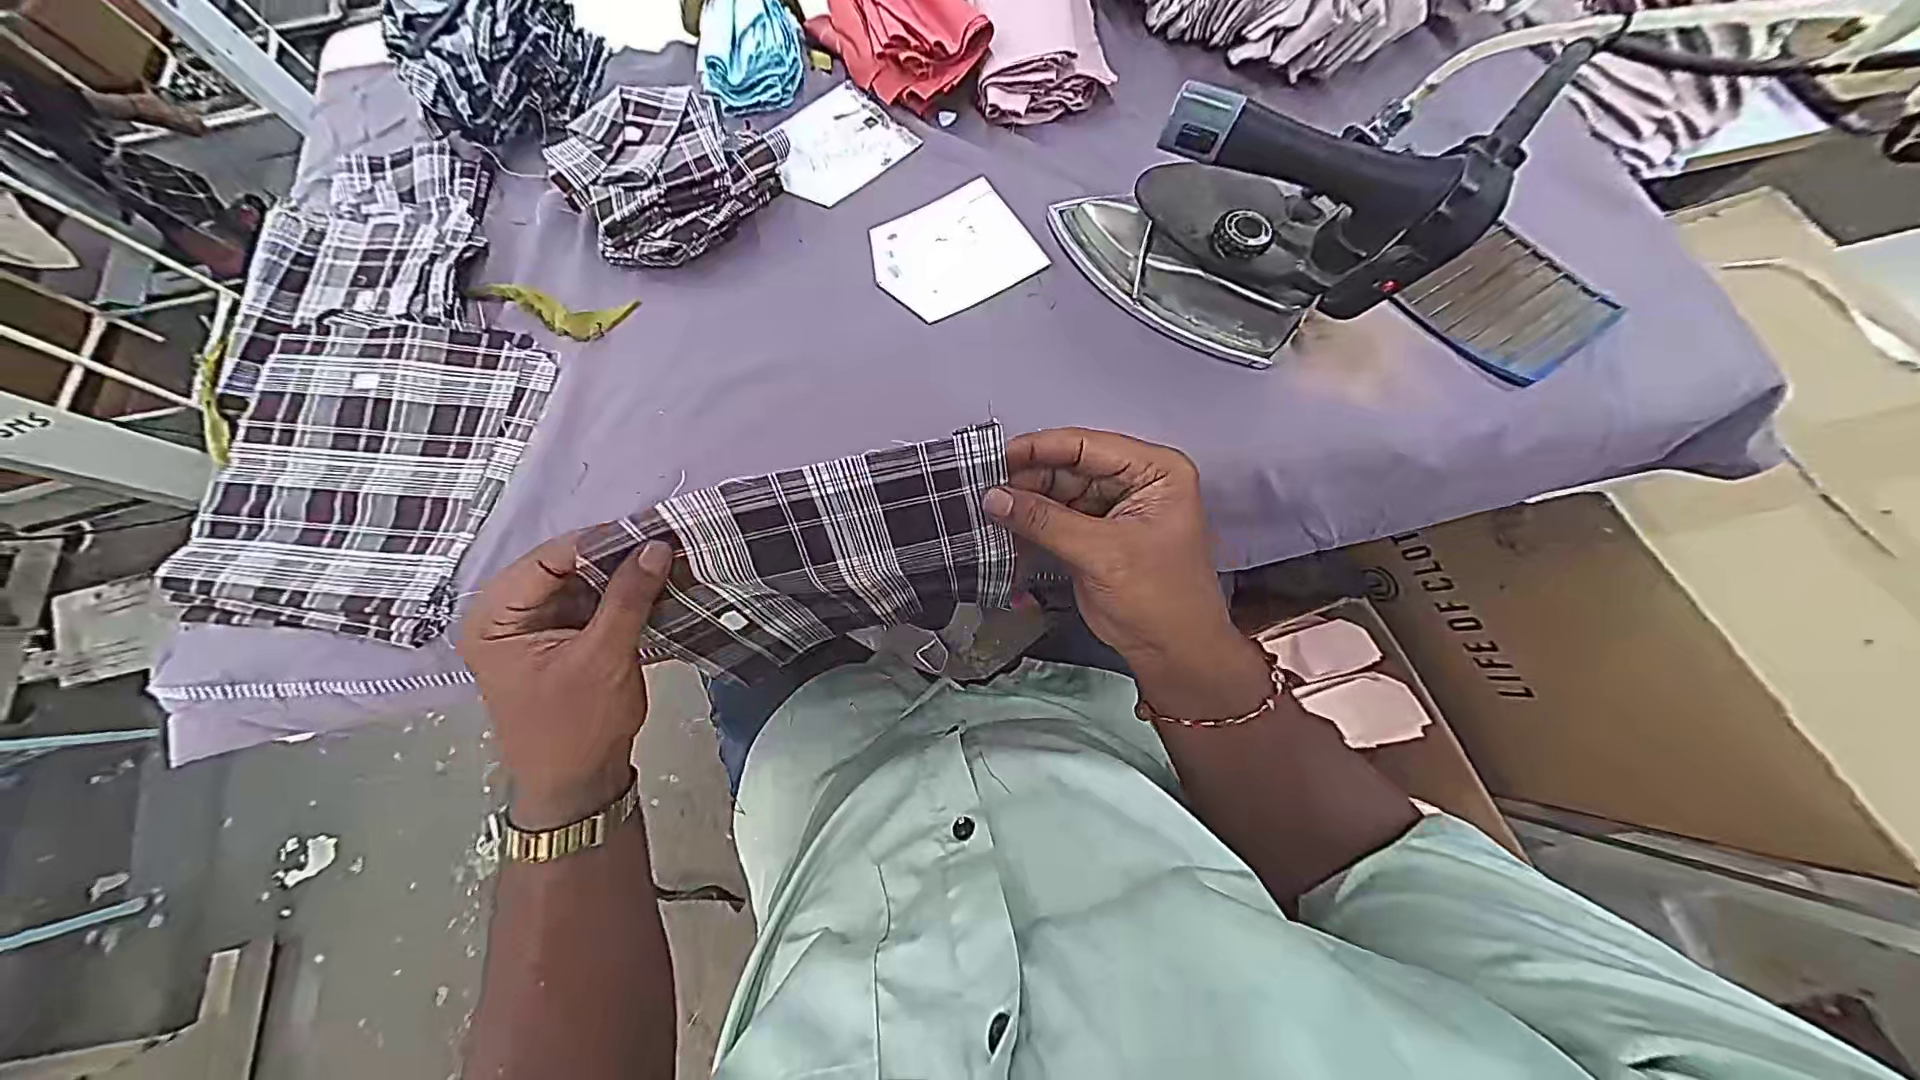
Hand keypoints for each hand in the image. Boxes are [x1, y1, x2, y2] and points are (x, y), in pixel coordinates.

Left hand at [457, 534, 671, 829]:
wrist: (581, 784)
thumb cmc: (577, 726)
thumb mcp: (603, 657)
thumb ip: (628, 598)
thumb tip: (656, 546)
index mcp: (495, 618)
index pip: (546, 560)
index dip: (597, 542)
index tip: (649, 532)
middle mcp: (510, 615)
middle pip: (566, 568)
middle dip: (616, 558)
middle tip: (665, 544)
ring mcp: (540, 626)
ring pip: (586, 583)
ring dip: (625, 576)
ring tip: (669, 560)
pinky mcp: (568, 638)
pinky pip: (597, 603)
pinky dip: (627, 596)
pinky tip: (659, 586)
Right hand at [984, 428, 1272, 717]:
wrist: (1173, 653)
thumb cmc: (1159, 600)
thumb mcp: (1102, 553)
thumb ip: (1045, 521)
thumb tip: (994, 497)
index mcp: (1155, 471)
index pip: (1089, 446)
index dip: (1040, 448)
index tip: (998, 457)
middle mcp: (1135, 482)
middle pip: (1069, 467)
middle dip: (1028, 478)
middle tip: (985, 486)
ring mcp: (1113, 508)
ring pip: (1058, 492)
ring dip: (1025, 501)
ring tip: (988, 506)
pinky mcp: (1094, 535)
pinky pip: (1055, 518)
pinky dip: (1031, 523)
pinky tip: (1003, 524)